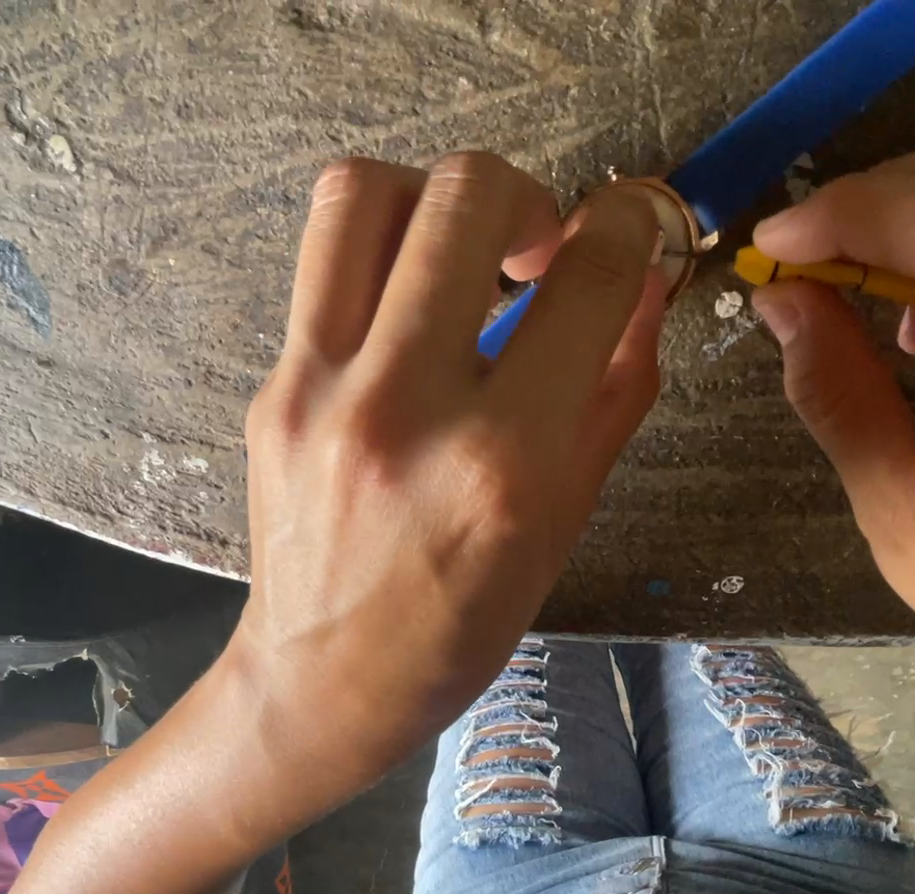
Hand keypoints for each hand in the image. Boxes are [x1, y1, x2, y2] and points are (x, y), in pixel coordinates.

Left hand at [230, 153, 664, 777]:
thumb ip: (614, 390)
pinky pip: (321, 263)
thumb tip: (644, 281)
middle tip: (533, 251)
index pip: (588, 279)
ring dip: (431, 199)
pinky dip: (378, 256)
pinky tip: (401, 315)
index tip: (627, 229)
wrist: (324, 679)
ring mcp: (319, 391)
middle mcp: (405, 407)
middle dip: (527, 194)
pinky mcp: (270, 389)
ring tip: (456, 259)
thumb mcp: (564, 521)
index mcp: (503, 462)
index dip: (629, 226)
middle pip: (466, 193)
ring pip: (364, 193)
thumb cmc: (461, 623)